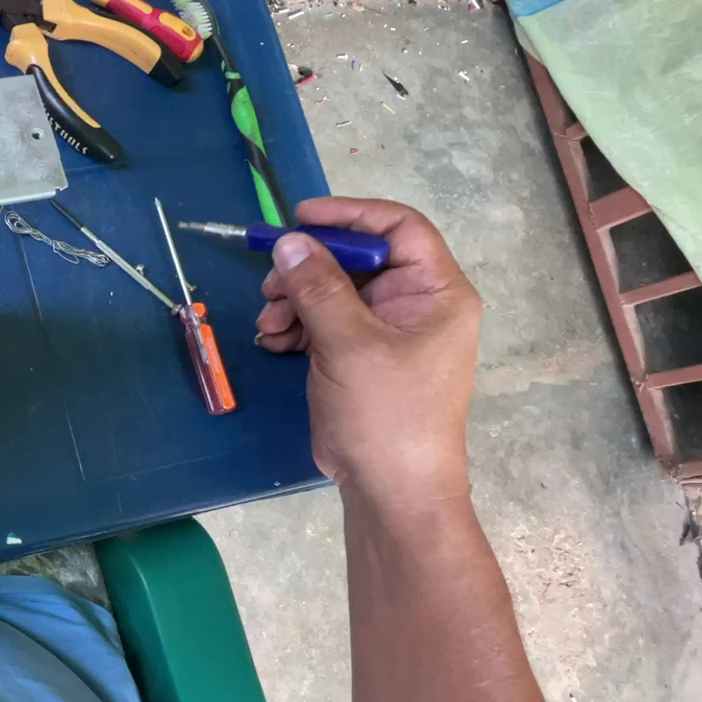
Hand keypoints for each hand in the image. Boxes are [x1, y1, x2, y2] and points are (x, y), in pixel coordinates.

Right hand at [256, 197, 480, 501]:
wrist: (387, 485)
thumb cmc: (386, 412)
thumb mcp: (349, 344)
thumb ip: (317, 288)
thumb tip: (287, 242)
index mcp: (433, 292)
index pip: (397, 230)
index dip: (349, 216)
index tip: (299, 218)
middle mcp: (410, 304)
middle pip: (355, 261)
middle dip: (307, 270)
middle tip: (270, 286)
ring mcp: (381, 332)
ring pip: (330, 292)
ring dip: (293, 301)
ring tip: (269, 325)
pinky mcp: (354, 356)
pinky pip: (320, 323)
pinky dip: (294, 326)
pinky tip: (273, 342)